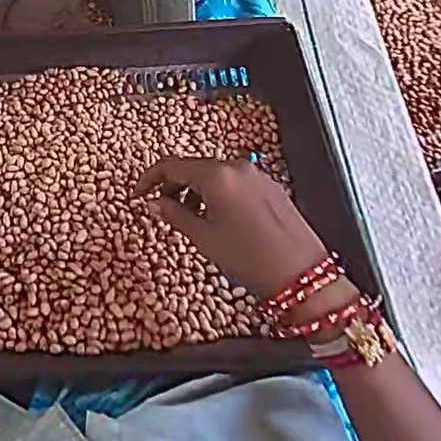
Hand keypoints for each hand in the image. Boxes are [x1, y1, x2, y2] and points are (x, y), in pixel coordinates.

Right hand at [134, 157, 329, 299]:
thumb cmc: (249, 258)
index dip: (150, 179)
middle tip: (161, 208)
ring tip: (189, 219)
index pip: (172, 165)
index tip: (138, 194)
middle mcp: (237, 167)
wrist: (302, 275)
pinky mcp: (270, 187)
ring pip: (214, 175)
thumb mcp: (204, 238)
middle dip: (173, 186)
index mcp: (217, 175)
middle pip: (194, 167)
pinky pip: (234, 182)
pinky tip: (216, 218)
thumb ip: (174, 214)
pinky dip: (217, 194)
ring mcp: (257, 175)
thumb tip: (153, 202)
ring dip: (195, 191)